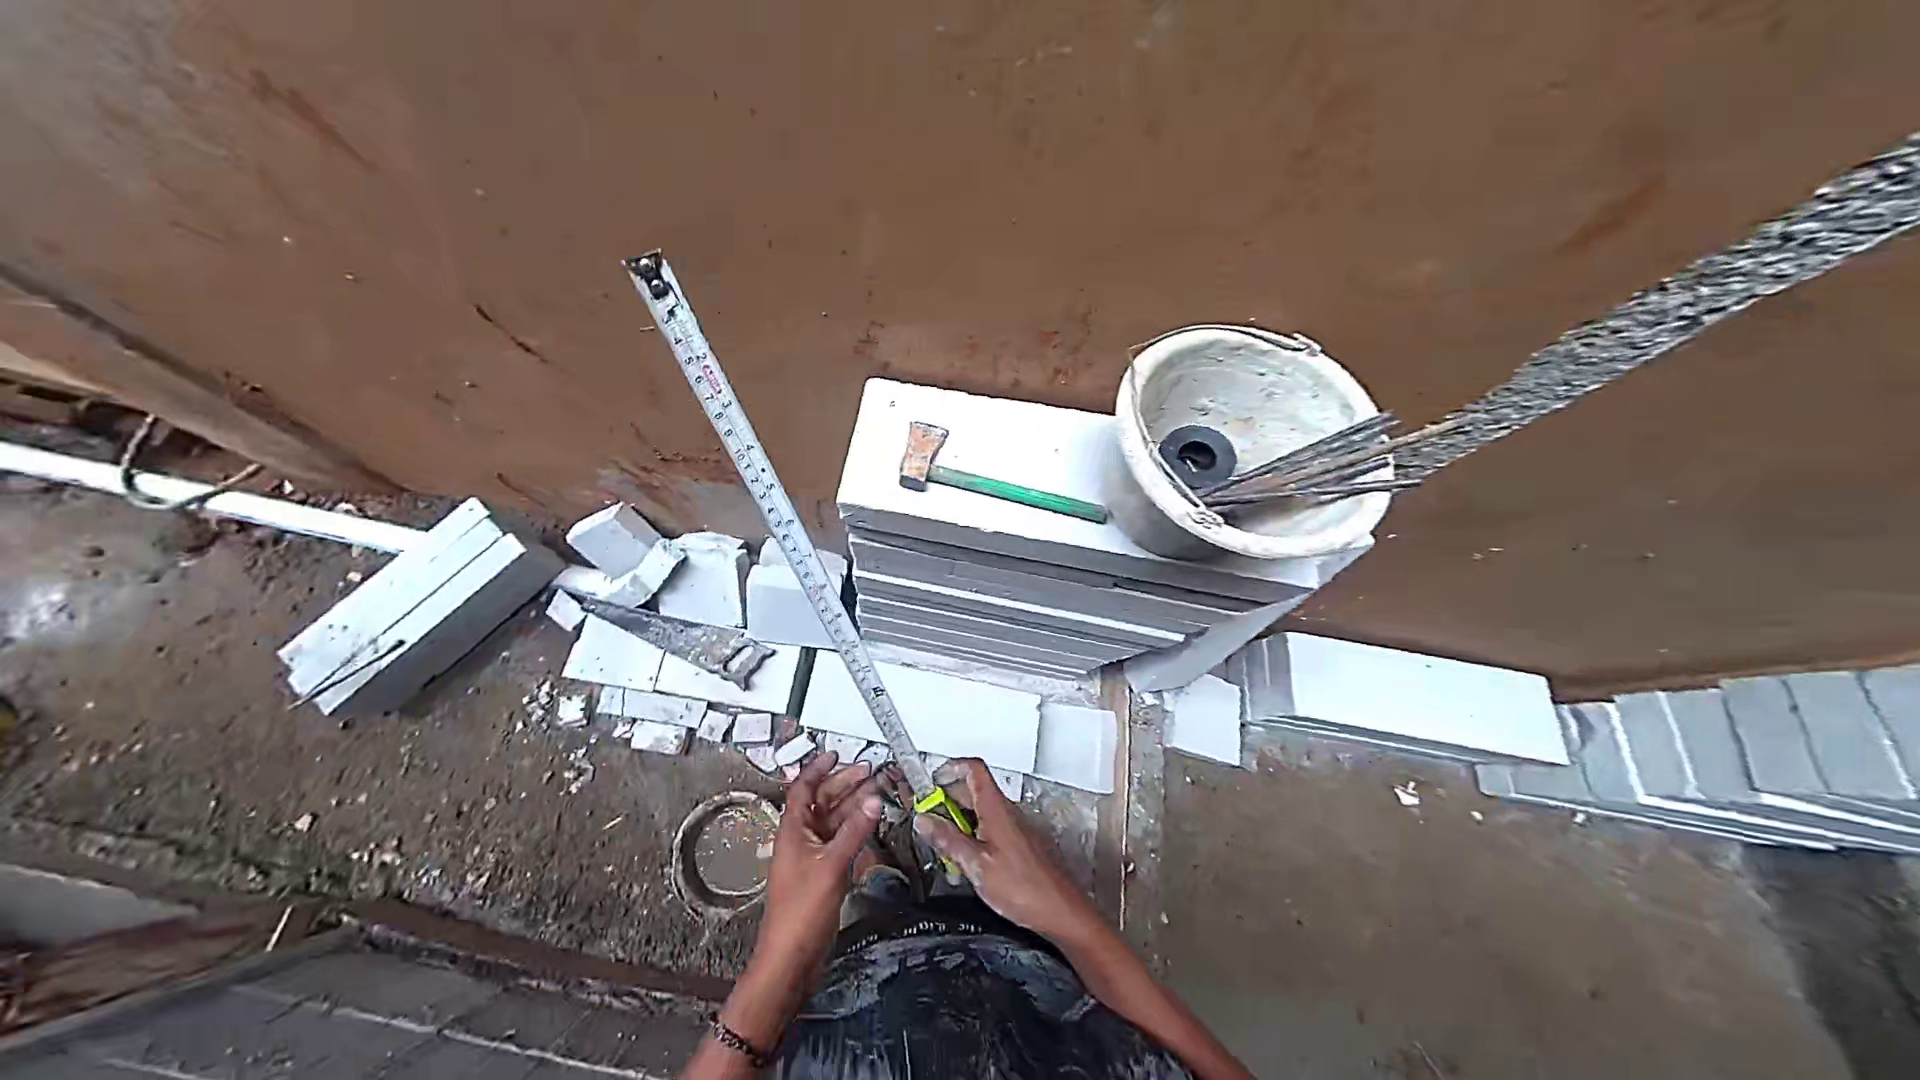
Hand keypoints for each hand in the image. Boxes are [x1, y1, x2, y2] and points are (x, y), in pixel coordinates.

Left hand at [755, 752, 882, 972]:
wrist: (791, 959)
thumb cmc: (800, 913)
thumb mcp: (832, 865)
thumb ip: (855, 831)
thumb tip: (873, 801)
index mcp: (793, 831)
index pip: (803, 789)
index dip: (818, 769)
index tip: (835, 755)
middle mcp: (800, 840)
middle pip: (821, 802)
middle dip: (843, 784)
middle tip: (867, 772)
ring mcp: (812, 857)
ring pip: (833, 821)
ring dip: (852, 807)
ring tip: (875, 793)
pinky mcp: (823, 873)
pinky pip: (839, 841)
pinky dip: (854, 830)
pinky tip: (869, 825)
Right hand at [913, 757, 1107, 947]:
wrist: (1060, 910)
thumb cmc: (1025, 888)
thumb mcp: (976, 865)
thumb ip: (948, 841)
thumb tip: (925, 821)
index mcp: (996, 808)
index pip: (973, 769)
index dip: (950, 768)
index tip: (932, 782)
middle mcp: (1007, 811)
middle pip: (974, 788)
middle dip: (948, 798)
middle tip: (930, 817)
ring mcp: (1014, 825)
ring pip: (981, 809)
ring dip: (960, 819)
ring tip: (945, 843)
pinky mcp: (1019, 841)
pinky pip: (991, 825)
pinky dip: (974, 833)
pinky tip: (967, 858)